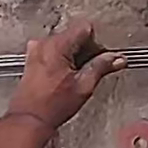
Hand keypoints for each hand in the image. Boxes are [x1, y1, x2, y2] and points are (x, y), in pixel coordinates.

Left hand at [3, 20, 126, 130]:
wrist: (30, 119)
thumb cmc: (52, 106)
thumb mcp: (84, 86)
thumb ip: (101, 67)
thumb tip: (117, 58)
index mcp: (57, 46)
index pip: (84, 27)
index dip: (95, 42)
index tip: (99, 56)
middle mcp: (44, 44)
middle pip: (74, 34)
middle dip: (86, 50)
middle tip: (89, 70)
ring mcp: (36, 51)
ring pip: (64, 43)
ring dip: (74, 56)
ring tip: (74, 76)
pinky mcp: (32, 59)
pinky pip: (53, 51)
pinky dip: (62, 60)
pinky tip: (63, 77)